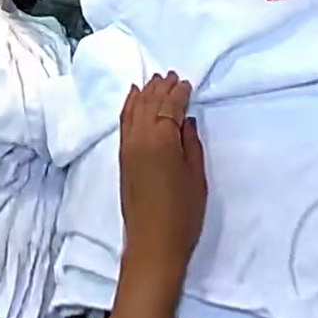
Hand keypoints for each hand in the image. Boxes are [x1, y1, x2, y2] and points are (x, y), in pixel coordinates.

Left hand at [118, 72, 206, 284]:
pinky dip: (129, 103)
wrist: (153, 242)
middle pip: (150, 101)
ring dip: (146, 92)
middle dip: (161, 87)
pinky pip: (125, 118)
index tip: (186, 82)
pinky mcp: (121, 152)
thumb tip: (185, 118)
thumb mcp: (196, 177)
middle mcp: (140, 134)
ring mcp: (127, 142)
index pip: (169, 105)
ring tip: (155, 80)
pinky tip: (133, 96)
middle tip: (171, 75)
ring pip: (135, 106)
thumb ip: (190, 143)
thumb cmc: (183, 213)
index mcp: (161, 137)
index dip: (178, 92)